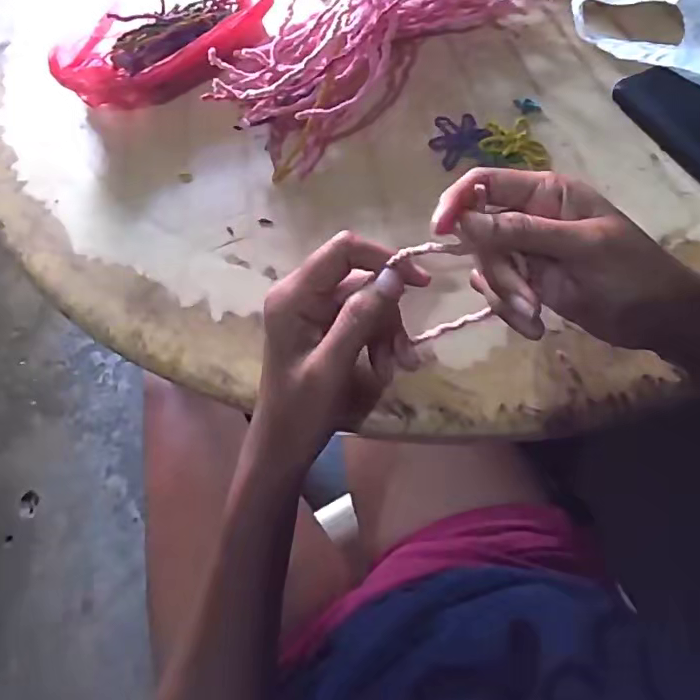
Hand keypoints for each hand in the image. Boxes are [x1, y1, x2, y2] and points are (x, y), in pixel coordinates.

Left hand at [254, 231, 430, 466]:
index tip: (417, 282)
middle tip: (405, 350)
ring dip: (387, 331)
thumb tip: (394, 277)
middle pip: (361, 277)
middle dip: (388, 311)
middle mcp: (302, 292)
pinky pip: (363, 317)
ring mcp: (313, 308)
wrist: (281, 449)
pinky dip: (380, 339)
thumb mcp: (332, 367)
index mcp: (294, 295)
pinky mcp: (324, 324)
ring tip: (395, 367)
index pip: (344, 250)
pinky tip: (387, 368)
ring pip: (368, 299)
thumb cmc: (299, 412)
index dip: (383, 258)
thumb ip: (360, 318)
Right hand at [430, 168, 699, 349]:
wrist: (662, 319)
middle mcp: (529, 216)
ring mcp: (527, 251)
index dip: (457, 201)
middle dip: (497, 269)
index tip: (440, 231)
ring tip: (535, 315)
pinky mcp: (528, 282)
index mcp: (545, 193)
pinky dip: (511, 309)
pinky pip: (498, 291)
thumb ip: (521, 231)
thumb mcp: (580, 248)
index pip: (485, 183)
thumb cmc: (631, 273)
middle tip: (525, 296)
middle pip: (480, 232)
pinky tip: (535, 324)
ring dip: (506, 294)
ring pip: (486, 266)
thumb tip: (464, 221)